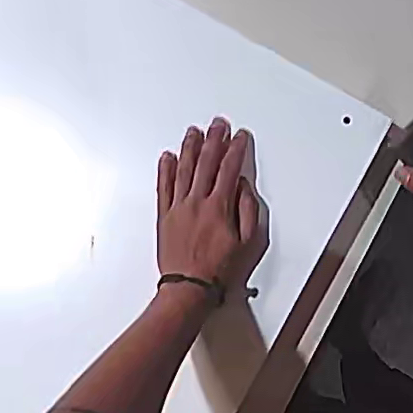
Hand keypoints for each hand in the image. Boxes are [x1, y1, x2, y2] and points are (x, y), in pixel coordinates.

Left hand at [156, 118, 266, 297]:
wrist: (188, 287)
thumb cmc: (218, 269)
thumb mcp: (248, 242)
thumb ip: (248, 210)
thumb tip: (243, 188)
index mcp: (219, 207)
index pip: (230, 169)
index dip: (236, 149)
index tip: (240, 137)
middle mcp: (196, 202)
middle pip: (206, 162)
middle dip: (214, 140)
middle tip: (218, 125)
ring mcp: (178, 207)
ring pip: (183, 169)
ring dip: (190, 147)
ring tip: (194, 132)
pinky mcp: (164, 216)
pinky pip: (163, 186)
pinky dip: (165, 169)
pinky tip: (167, 156)